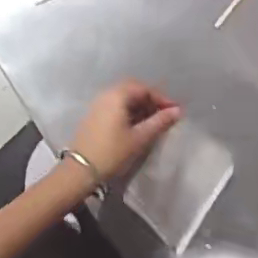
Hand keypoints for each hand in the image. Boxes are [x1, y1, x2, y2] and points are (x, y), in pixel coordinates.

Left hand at [68, 79, 182, 182]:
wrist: (80, 170)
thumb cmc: (112, 152)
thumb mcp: (139, 138)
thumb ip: (159, 122)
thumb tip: (177, 110)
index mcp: (117, 95)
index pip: (144, 88)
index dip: (161, 98)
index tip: (174, 111)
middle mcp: (106, 94)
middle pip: (133, 90)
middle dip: (150, 101)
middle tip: (164, 115)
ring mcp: (98, 104)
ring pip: (124, 99)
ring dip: (140, 107)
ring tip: (153, 122)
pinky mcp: (94, 115)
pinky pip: (115, 106)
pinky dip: (129, 112)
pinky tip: (136, 126)